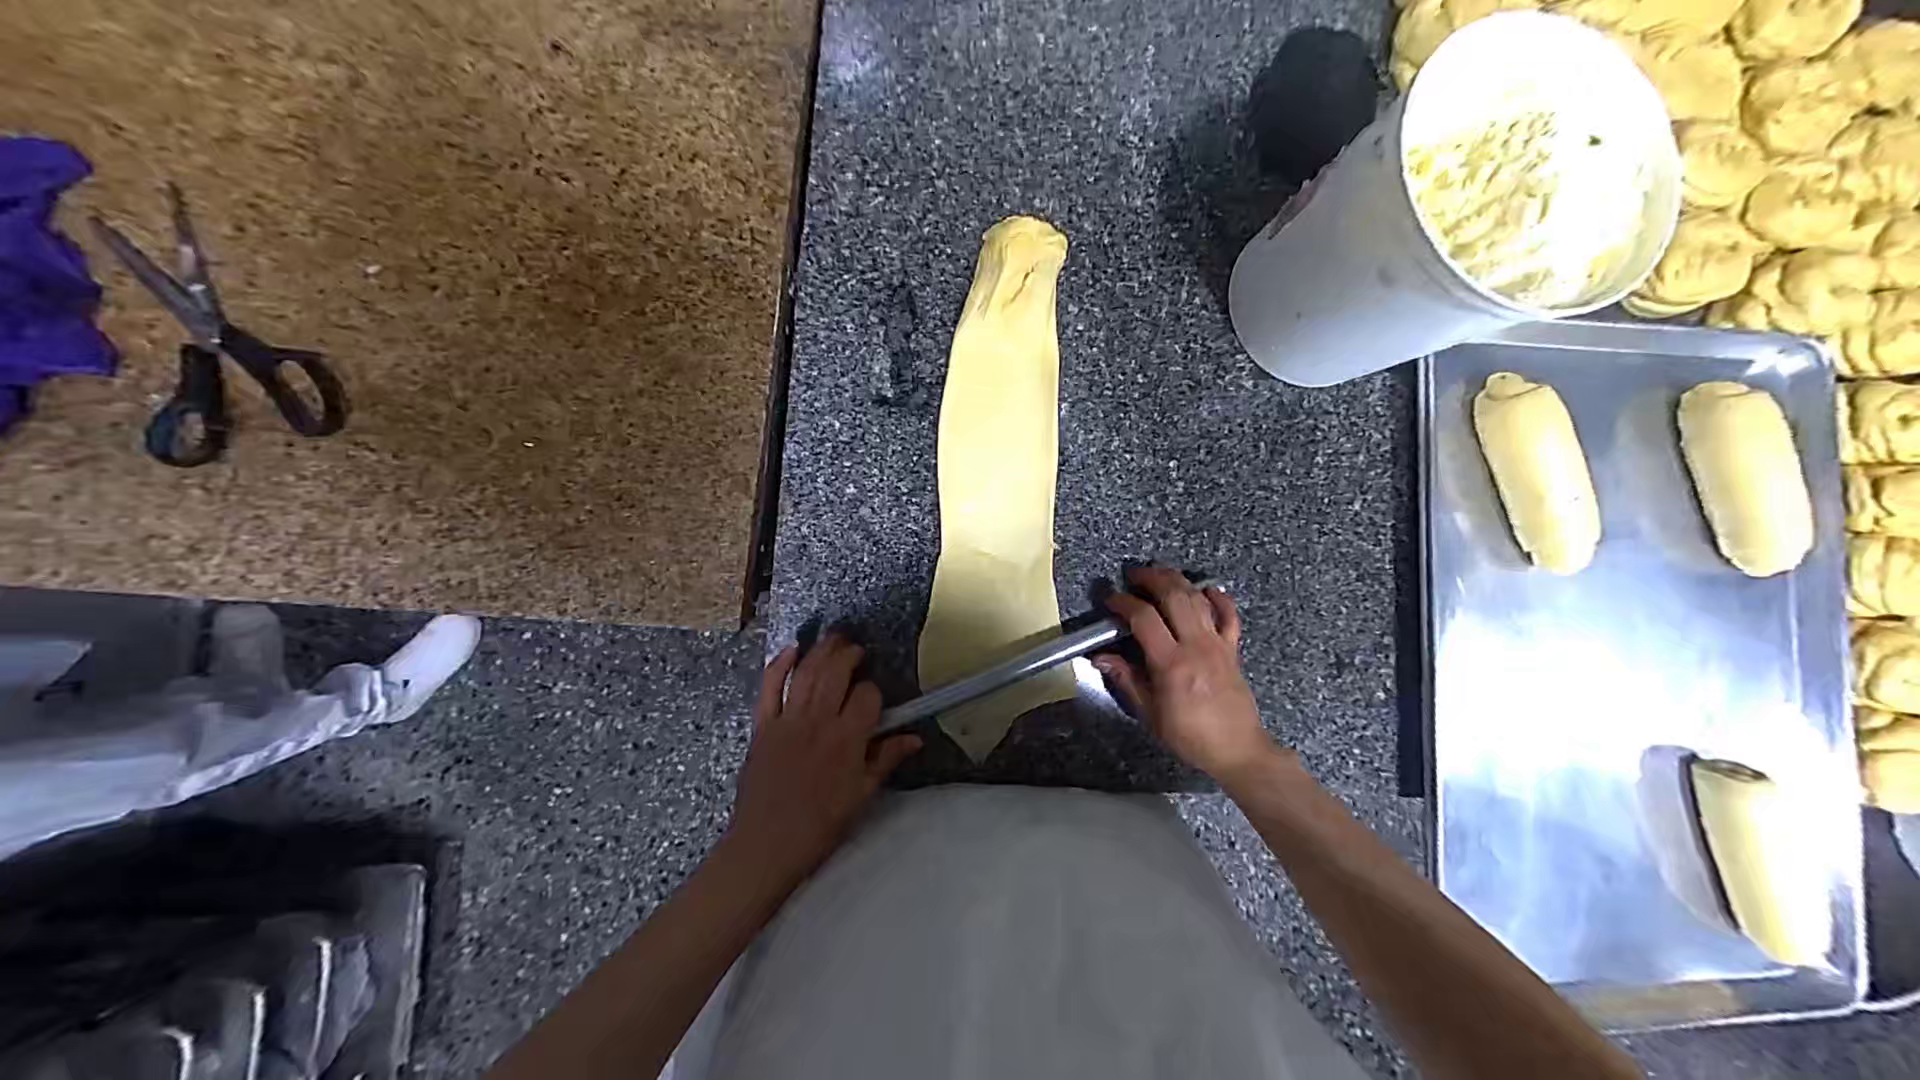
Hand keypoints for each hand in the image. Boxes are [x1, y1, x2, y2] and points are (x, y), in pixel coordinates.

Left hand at [725, 634, 921, 883]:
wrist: (767, 843)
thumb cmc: (820, 824)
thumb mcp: (861, 794)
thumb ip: (886, 759)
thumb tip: (915, 738)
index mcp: (847, 740)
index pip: (868, 696)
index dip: (874, 691)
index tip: (874, 698)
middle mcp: (818, 721)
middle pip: (836, 672)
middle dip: (850, 655)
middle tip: (858, 649)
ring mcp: (787, 720)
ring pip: (806, 672)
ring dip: (822, 650)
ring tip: (835, 638)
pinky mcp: (763, 725)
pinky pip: (770, 686)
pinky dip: (780, 664)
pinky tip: (793, 648)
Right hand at [1093, 566, 1276, 782]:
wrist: (1238, 750)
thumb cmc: (1189, 736)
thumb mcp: (1149, 713)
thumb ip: (1126, 679)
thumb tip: (1100, 657)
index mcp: (1171, 664)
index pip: (1144, 618)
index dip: (1123, 602)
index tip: (1110, 600)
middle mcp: (1196, 646)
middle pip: (1174, 596)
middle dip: (1151, 578)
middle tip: (1133, 575)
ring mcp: (1218, 644)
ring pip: (1198, 599)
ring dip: (1178, 580)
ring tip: (1160, 574)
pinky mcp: (1233, 649)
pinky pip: (1228, 615)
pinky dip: (1218, 597)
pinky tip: (1206, 589)